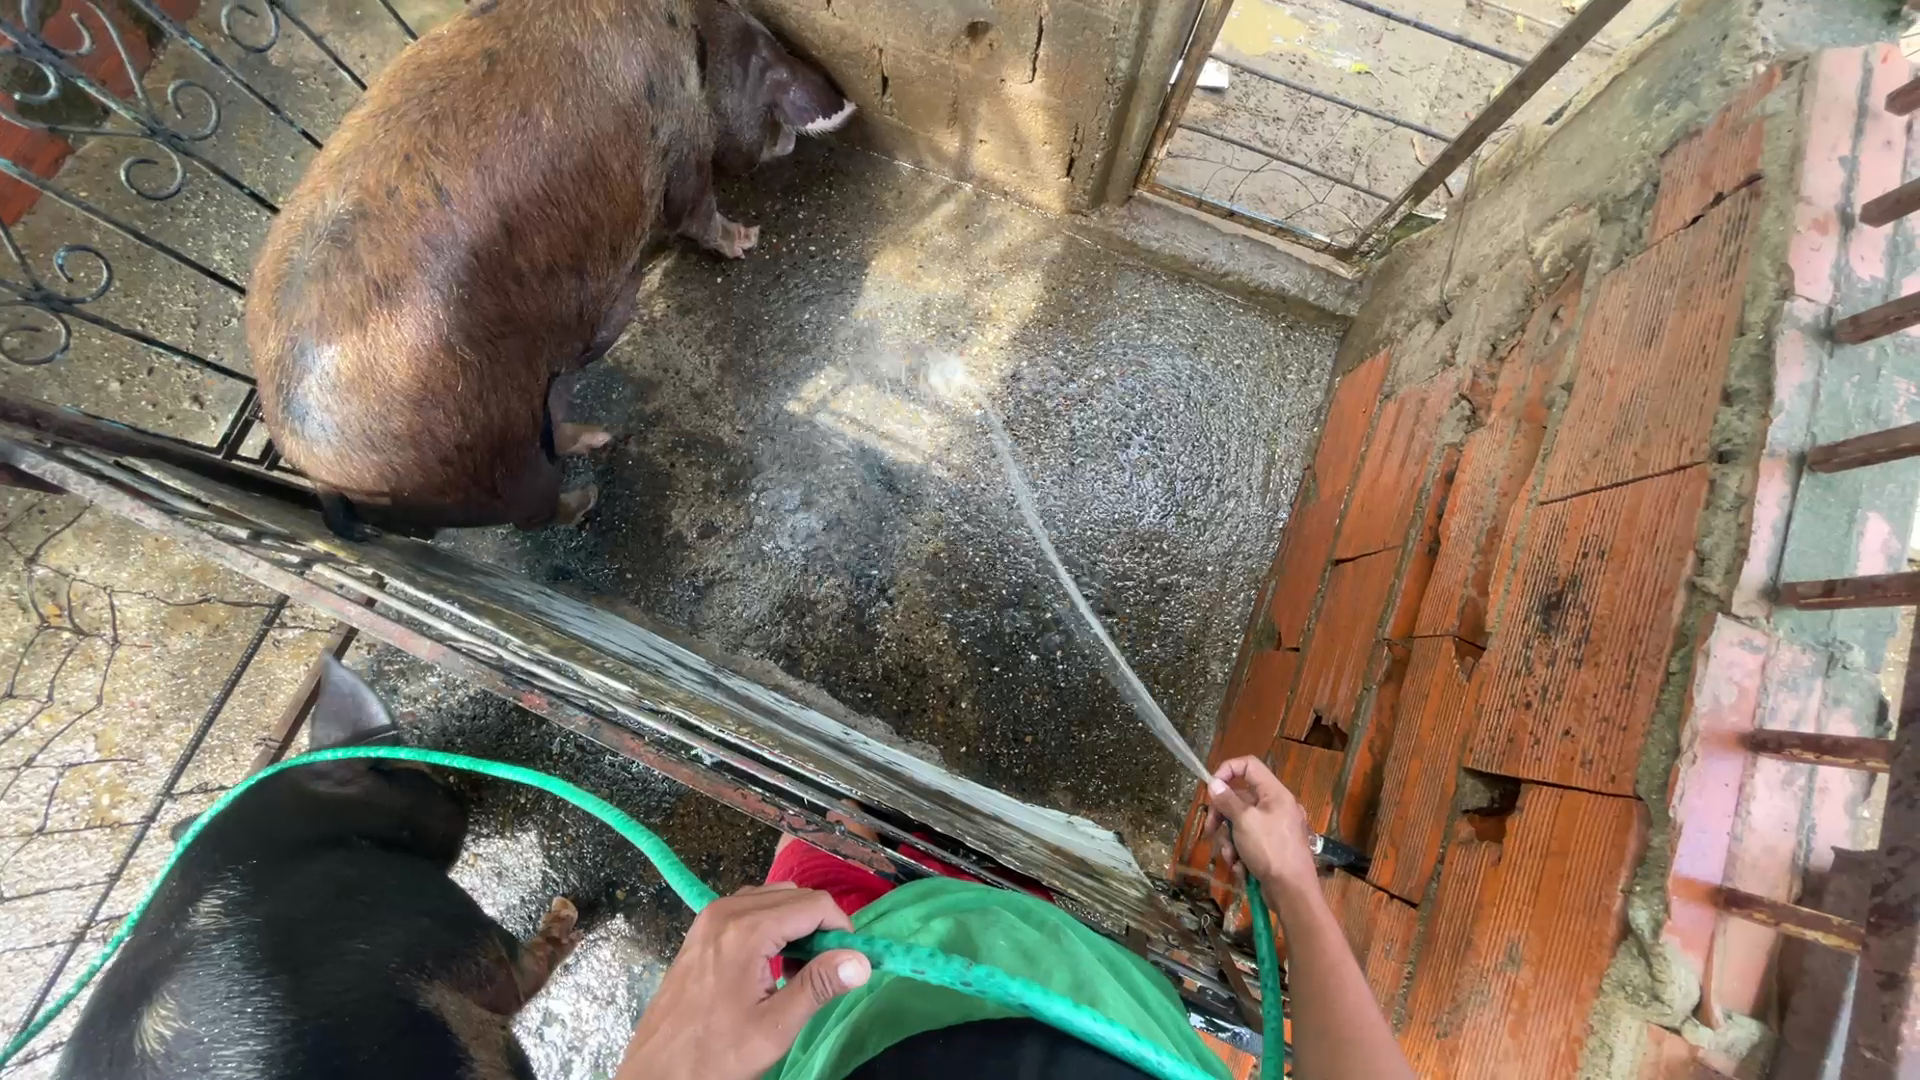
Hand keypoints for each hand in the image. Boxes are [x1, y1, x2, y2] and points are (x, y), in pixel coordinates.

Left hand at [616, 883, 871, 1079]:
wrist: (653, 1076)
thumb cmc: (714, 1057)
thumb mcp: (773, 1029)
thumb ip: (818, 987)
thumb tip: (861, 960)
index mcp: (747, 929)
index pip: (814, 904)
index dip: (840, 928)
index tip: (846, 961)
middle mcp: (728, 909)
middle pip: (795, 895)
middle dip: (819, 926)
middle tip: (823, 970)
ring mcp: (712, 915)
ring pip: (775, 896)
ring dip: (796, 923)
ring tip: (798, 968)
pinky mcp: (704, 926)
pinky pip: (752, 906)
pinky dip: (772, 922)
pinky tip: (772, 960)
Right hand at [1203, 756, 1318, 898]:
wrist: (1293, 893)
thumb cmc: (1271, 850)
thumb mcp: (1244, 821)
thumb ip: (1227, 800)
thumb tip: (1213, 784)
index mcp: (1275, 794)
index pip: (1249, 765)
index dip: (1227, 770)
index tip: (1211, 787)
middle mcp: (1276, 807)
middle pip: (1240, 798)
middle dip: (1222, 815)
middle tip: (1211, 829)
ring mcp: (1275, 828)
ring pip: (1240, 822)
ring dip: (1230, 839)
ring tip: (1230, 856)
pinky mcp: (1272, 847)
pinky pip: (1249, 840)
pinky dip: (1240, 852)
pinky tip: (1240, 866)